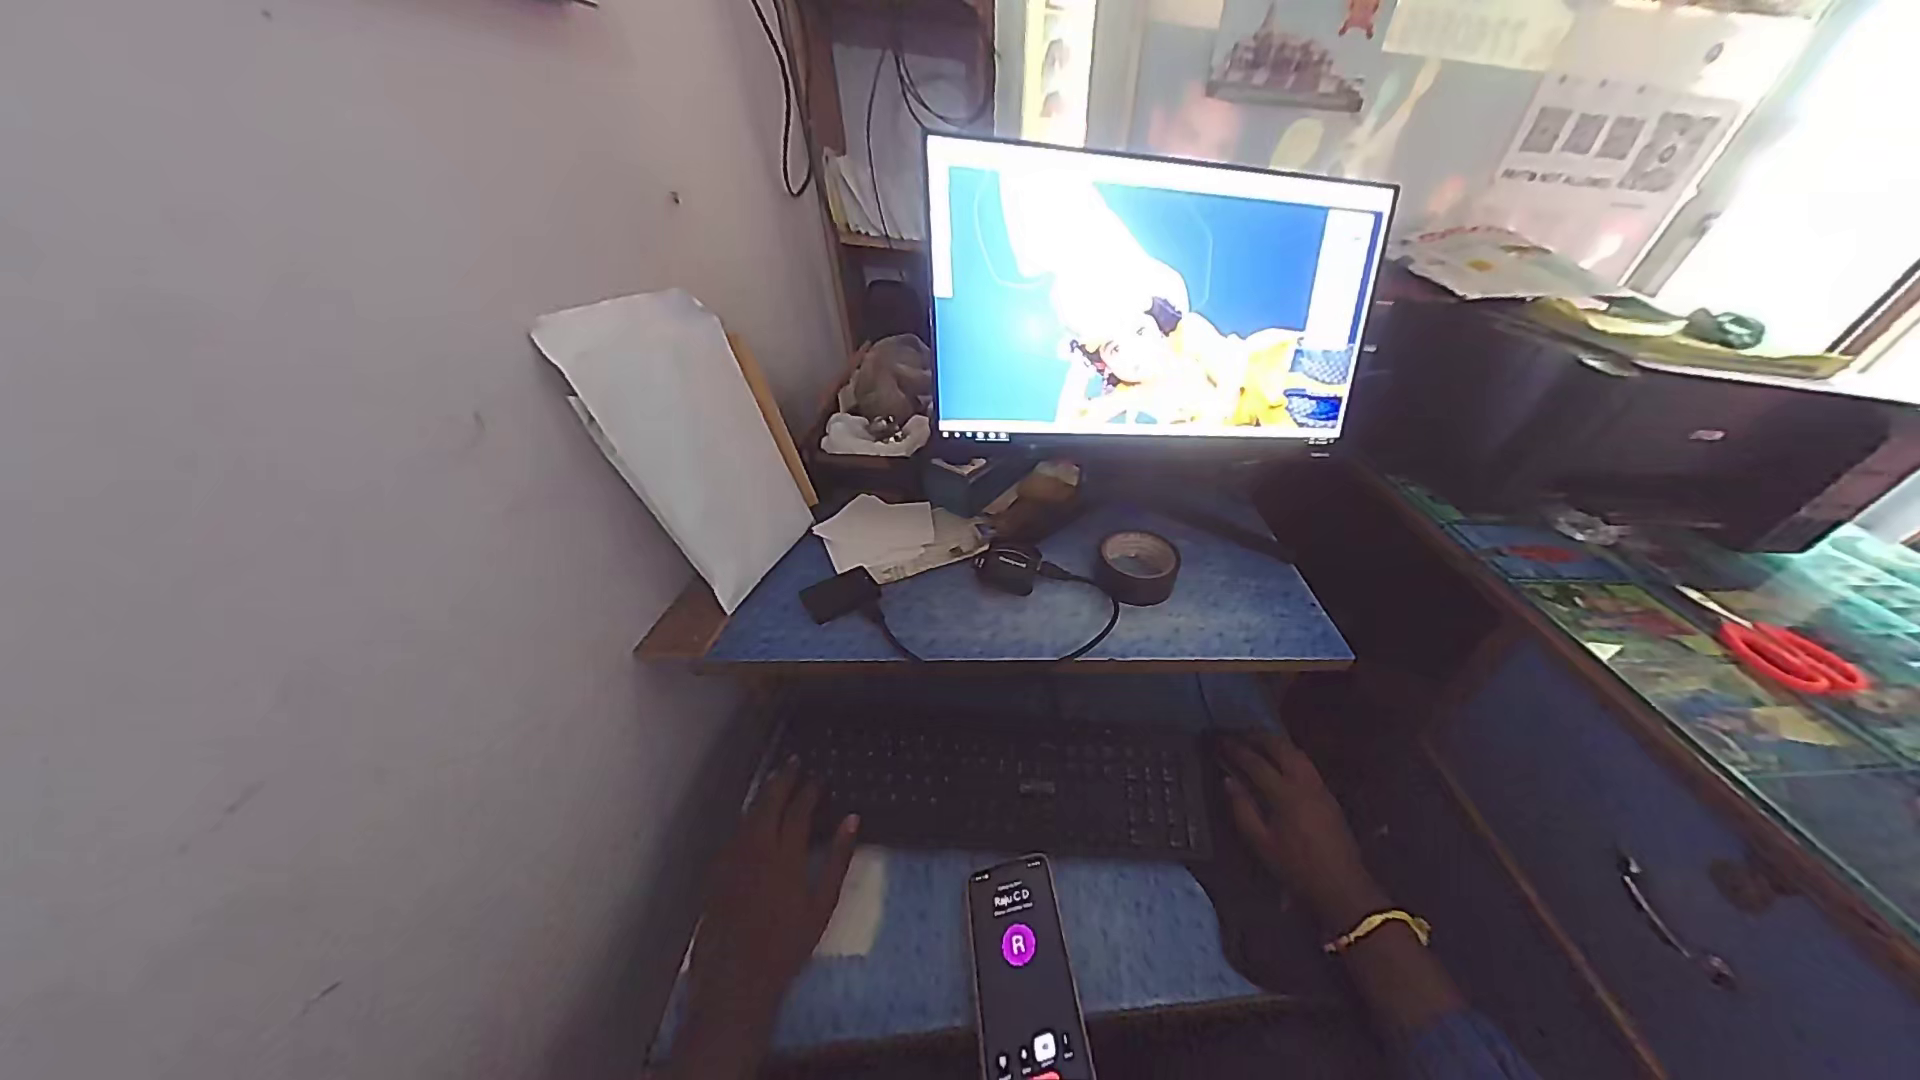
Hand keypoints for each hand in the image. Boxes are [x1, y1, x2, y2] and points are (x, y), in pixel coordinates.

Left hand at [682, 759, 858, 1037]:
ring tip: (776, 780)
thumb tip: (852, 820)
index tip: (818, 779)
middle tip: (794, 762)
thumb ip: (838, 858)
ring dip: (764, 794)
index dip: (809, 790)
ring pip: (748, 813)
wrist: (736, 980)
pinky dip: (748, 816)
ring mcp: (732, 858)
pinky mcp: (717, 870)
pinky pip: (735, 832)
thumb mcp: (822, 903)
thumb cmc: (787, 945)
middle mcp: (756, 848)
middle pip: (769, 802)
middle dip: (783, 779)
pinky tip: (754, 816)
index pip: (799, 809)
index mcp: (786, 854)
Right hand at [1219, 732, 1386, 929]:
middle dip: (1259, 737)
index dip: (1236, 749)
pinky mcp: (1329, 796)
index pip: (1256, 762)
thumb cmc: (1296, 867)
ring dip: (1276, 744)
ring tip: (1259, 743)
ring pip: (1298, 753)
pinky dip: (1289, 755)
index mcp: (1285, 794)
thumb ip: (1242, 809)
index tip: (1220, 740)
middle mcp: (1304, 784)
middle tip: (1240, 734)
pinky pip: (1306, 765)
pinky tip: (1281, 763)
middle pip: (1281, 748)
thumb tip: (1228, 780)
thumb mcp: (1261, 843)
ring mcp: (1320, 788)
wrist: (1343, 887)